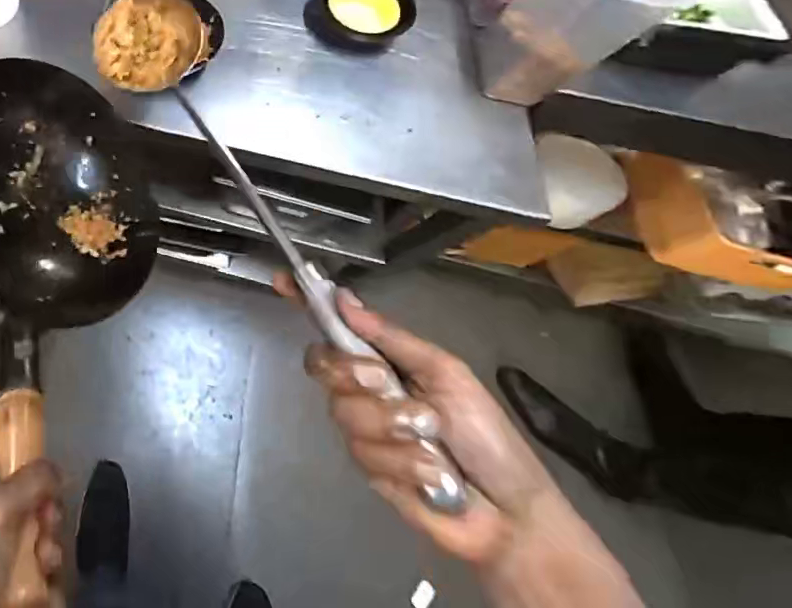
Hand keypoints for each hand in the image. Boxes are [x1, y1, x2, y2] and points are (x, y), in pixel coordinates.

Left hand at [0, 453, 64, 607]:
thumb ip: (33, 478)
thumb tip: (57, 470)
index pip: (10, 454)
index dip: (33, 462)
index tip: (50, 480)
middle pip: (39, 498)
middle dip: (50, 515)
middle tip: (46, 529)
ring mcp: (4, 553)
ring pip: (47, 537)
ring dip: (53, 551)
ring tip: (45, 567)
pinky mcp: (16, 587)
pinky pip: (47, 574)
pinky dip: (50, 583)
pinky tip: (42, 593)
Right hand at [276, 276, 635, 605]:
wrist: (509, 511)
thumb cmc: (485, 434)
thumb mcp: (445, 371)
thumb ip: (392, 337)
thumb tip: (344, 298)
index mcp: (382, 359)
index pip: (334, 326)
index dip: (305, 303)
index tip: (282, 281)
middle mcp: (363, 389)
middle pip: (323, 365)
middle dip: (352, 372)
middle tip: (385, 381)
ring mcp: (363, 429)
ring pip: (345, 411)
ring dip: (393, 424)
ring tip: (431, 439)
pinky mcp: (368, 469)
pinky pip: (366, 453)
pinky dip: (405, 462)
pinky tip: (432, 474)